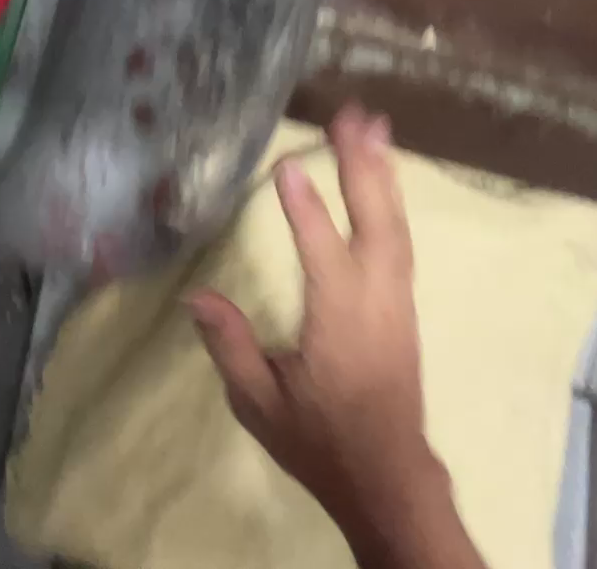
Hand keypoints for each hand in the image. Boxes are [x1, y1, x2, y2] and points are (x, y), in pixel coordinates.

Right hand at [187, 104, 442, 526]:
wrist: (388, 478)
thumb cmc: (318, 439)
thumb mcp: (259, 402)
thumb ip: (231, 345)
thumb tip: (195, 294)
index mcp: (340, 325)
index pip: (323, 255)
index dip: (306, 210)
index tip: (287, 164)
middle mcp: (377, 304)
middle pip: (378, 225)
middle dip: (364, 167)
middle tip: (355, 117)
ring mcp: (397, 303)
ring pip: (396, 228)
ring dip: (384, 174)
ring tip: (374, 126)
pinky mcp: (401, 306)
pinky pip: (399, 241)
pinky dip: (391, 200)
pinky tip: (381, 178)